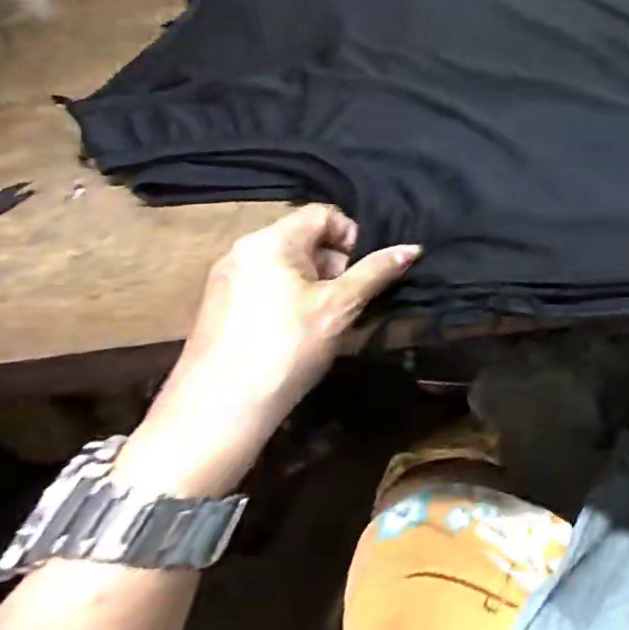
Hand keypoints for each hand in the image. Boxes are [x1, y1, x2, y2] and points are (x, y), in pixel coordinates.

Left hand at [114, 206, 419, 496]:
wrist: (216, 414)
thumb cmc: (285, 347)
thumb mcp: (341, 306)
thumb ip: (377, 271)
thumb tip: (412, 248)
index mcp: (268, 242)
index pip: (324, 215)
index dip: (351, 237)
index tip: (356, 273)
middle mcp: (242, 252)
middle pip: (307, 238)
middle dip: (335, 263)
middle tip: (342, 299)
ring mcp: (227, 280)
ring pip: (290, 264)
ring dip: (317, 283)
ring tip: (323, 319)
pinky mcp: (221, 307)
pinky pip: (269, 284)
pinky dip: (292, 298)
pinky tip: (297, 332)